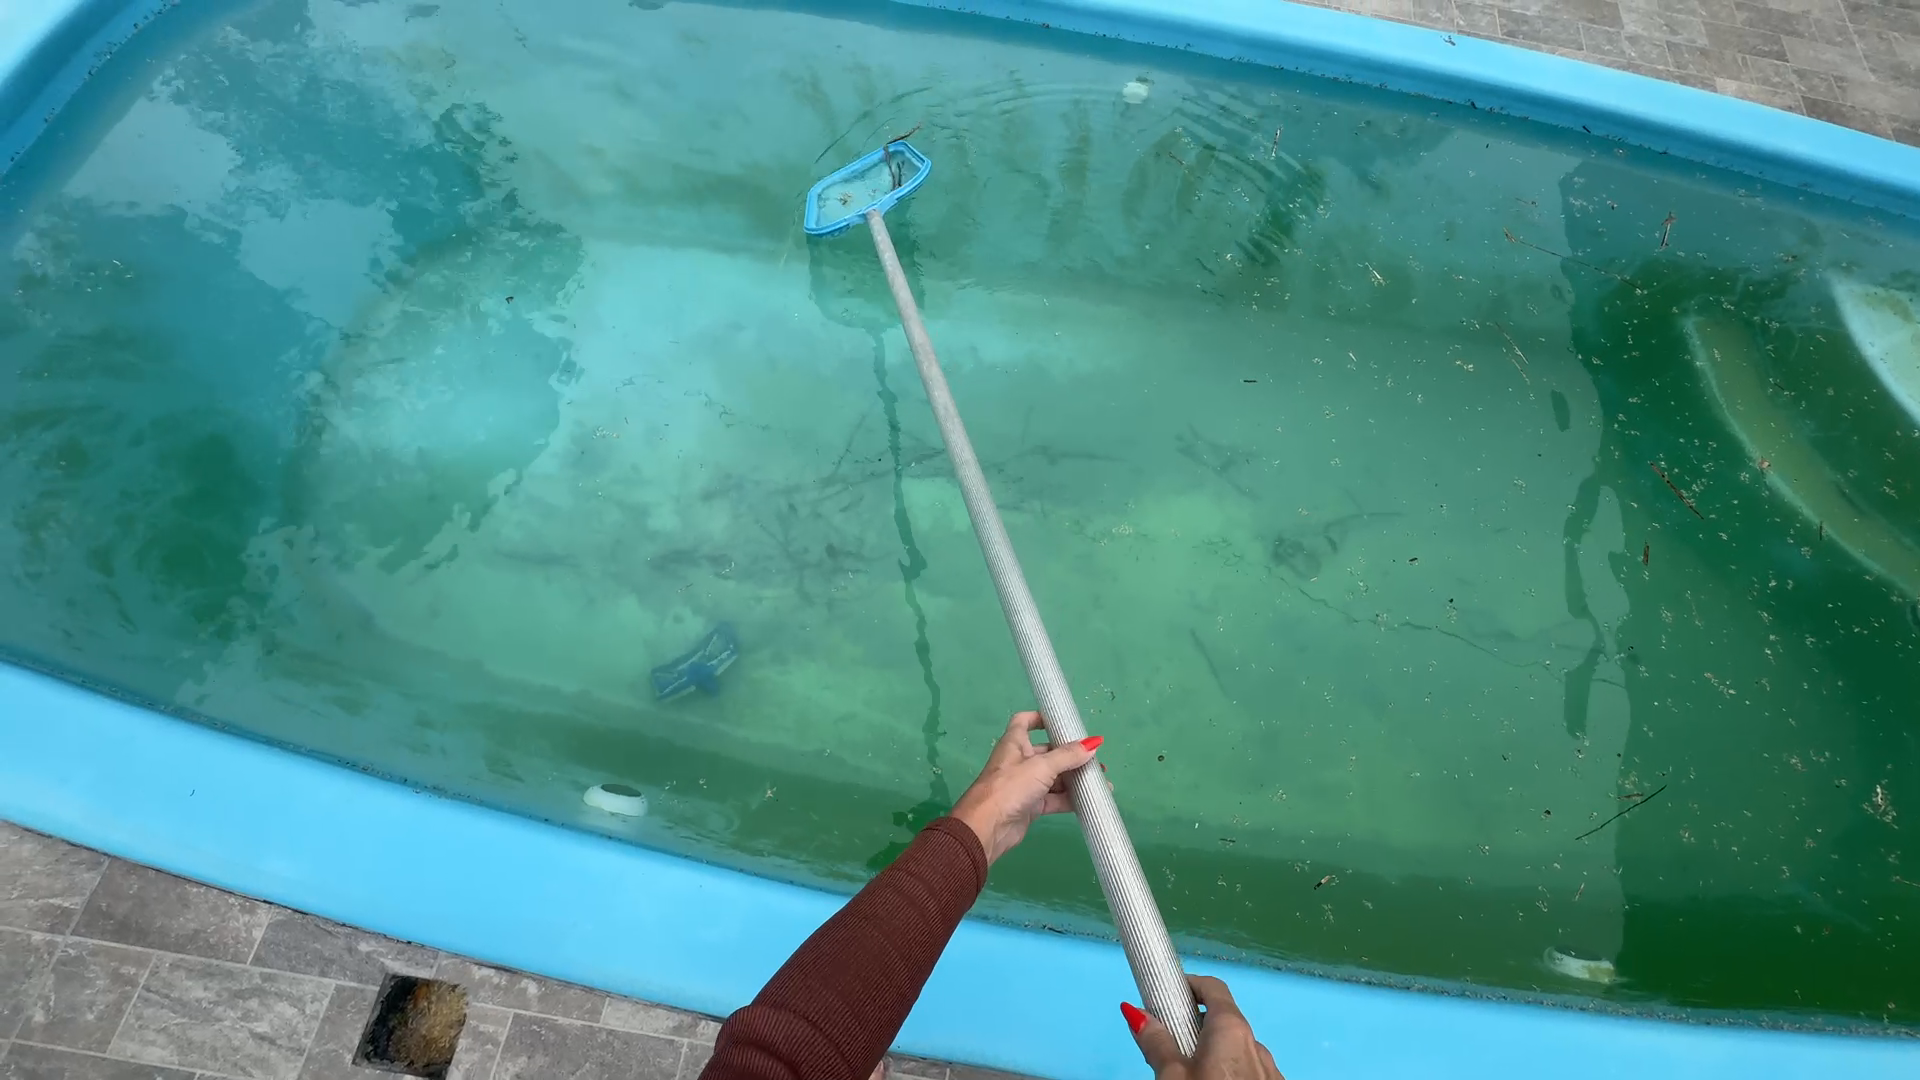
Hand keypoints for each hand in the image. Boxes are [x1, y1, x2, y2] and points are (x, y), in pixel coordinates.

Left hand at [949, 711, 1100, 863]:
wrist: (989, 826)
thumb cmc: (1011, 786)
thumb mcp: (1042, 766)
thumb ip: (1068, 756)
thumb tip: (1094, 743)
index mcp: (1015, 742)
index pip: (1025, 721)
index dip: (1042, 718)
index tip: (1064, 723)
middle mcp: (1020, 760)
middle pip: (1048, 752)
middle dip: (1071, 756)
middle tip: (1095, 761)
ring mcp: (1025, 784)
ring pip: (1053, 777)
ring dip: (1075, 779)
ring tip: (1101, 783)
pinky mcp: (1030, 805)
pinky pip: (1054, 798)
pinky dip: (1069, 799)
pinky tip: (1090, 801)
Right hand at [1123, 976, 1283, 1079]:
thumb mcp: (1171, 1076)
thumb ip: (1155, 1041)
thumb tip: (1135, 1012)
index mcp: (1231, 1027)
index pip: (1212, 986)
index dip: (1189, 985)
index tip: (1169, 996)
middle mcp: (1257, 1044)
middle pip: (1223, 1022)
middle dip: (1197, 1030)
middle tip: (1173, 1049)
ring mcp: (1272, 1072)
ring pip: (1238, 1053)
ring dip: (1216, 1058)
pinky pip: (1252, 1076)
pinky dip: (1232, 1077)